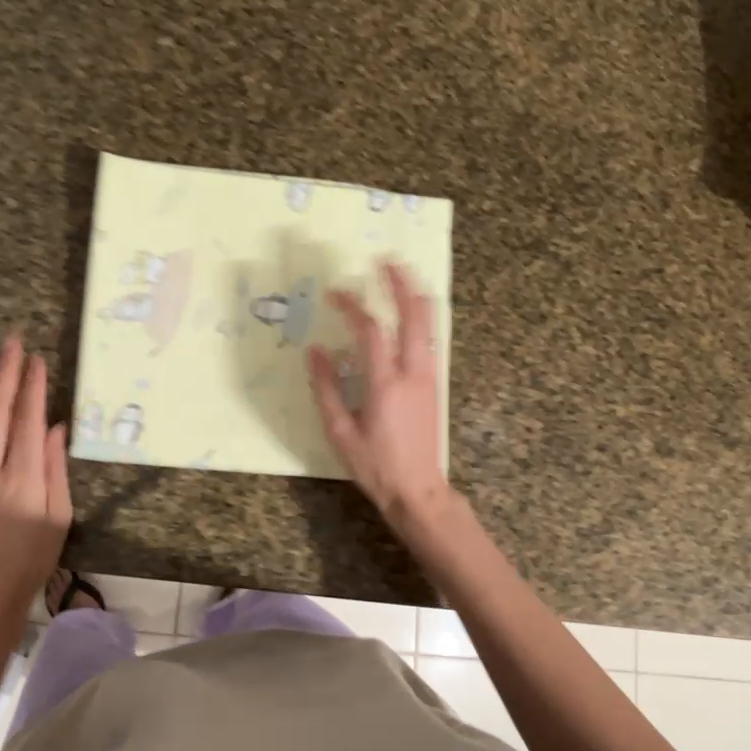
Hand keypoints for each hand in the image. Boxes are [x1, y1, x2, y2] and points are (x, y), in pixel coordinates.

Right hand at [309, 261, 453, 528]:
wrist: (419, 491)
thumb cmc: (375, 466)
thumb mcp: (340, 432)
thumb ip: (326, 389)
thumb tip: (315, 352)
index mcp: (385, 384)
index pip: (370, 330)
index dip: (351, 306)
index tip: (333, 293)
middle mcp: (413, 373)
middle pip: (413, 315)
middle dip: (399, 284)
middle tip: (385, 260)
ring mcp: (429, 377)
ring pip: (428, 324)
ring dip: (415, 295)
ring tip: (402, 275)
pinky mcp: (435, 384)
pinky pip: (431, 339)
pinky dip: (422, 317)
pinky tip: (413, 310)